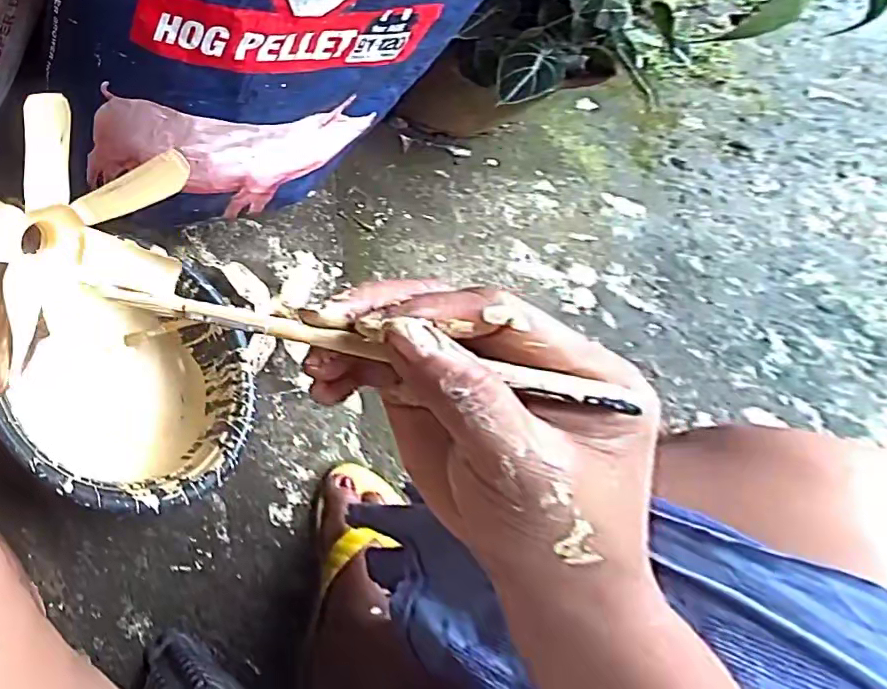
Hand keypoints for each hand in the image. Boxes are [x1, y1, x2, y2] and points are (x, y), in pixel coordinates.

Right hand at [302, 282, 661, 595]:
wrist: (536, 577)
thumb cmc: (557, 531)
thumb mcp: (520, 465)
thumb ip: (466, 395)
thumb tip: (403, 333)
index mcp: (570, 366)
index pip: (494, 313)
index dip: (434, 311)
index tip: (381, 326)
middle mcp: (513, 356)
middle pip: (435, 309)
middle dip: (374, 314)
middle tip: (327, 323)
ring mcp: (464, 368)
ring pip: (395, 331)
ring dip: (347, 342)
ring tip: (316, 365)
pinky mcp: (423, 384)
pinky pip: (374, 361)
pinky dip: (343, 368)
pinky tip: (326, 387)